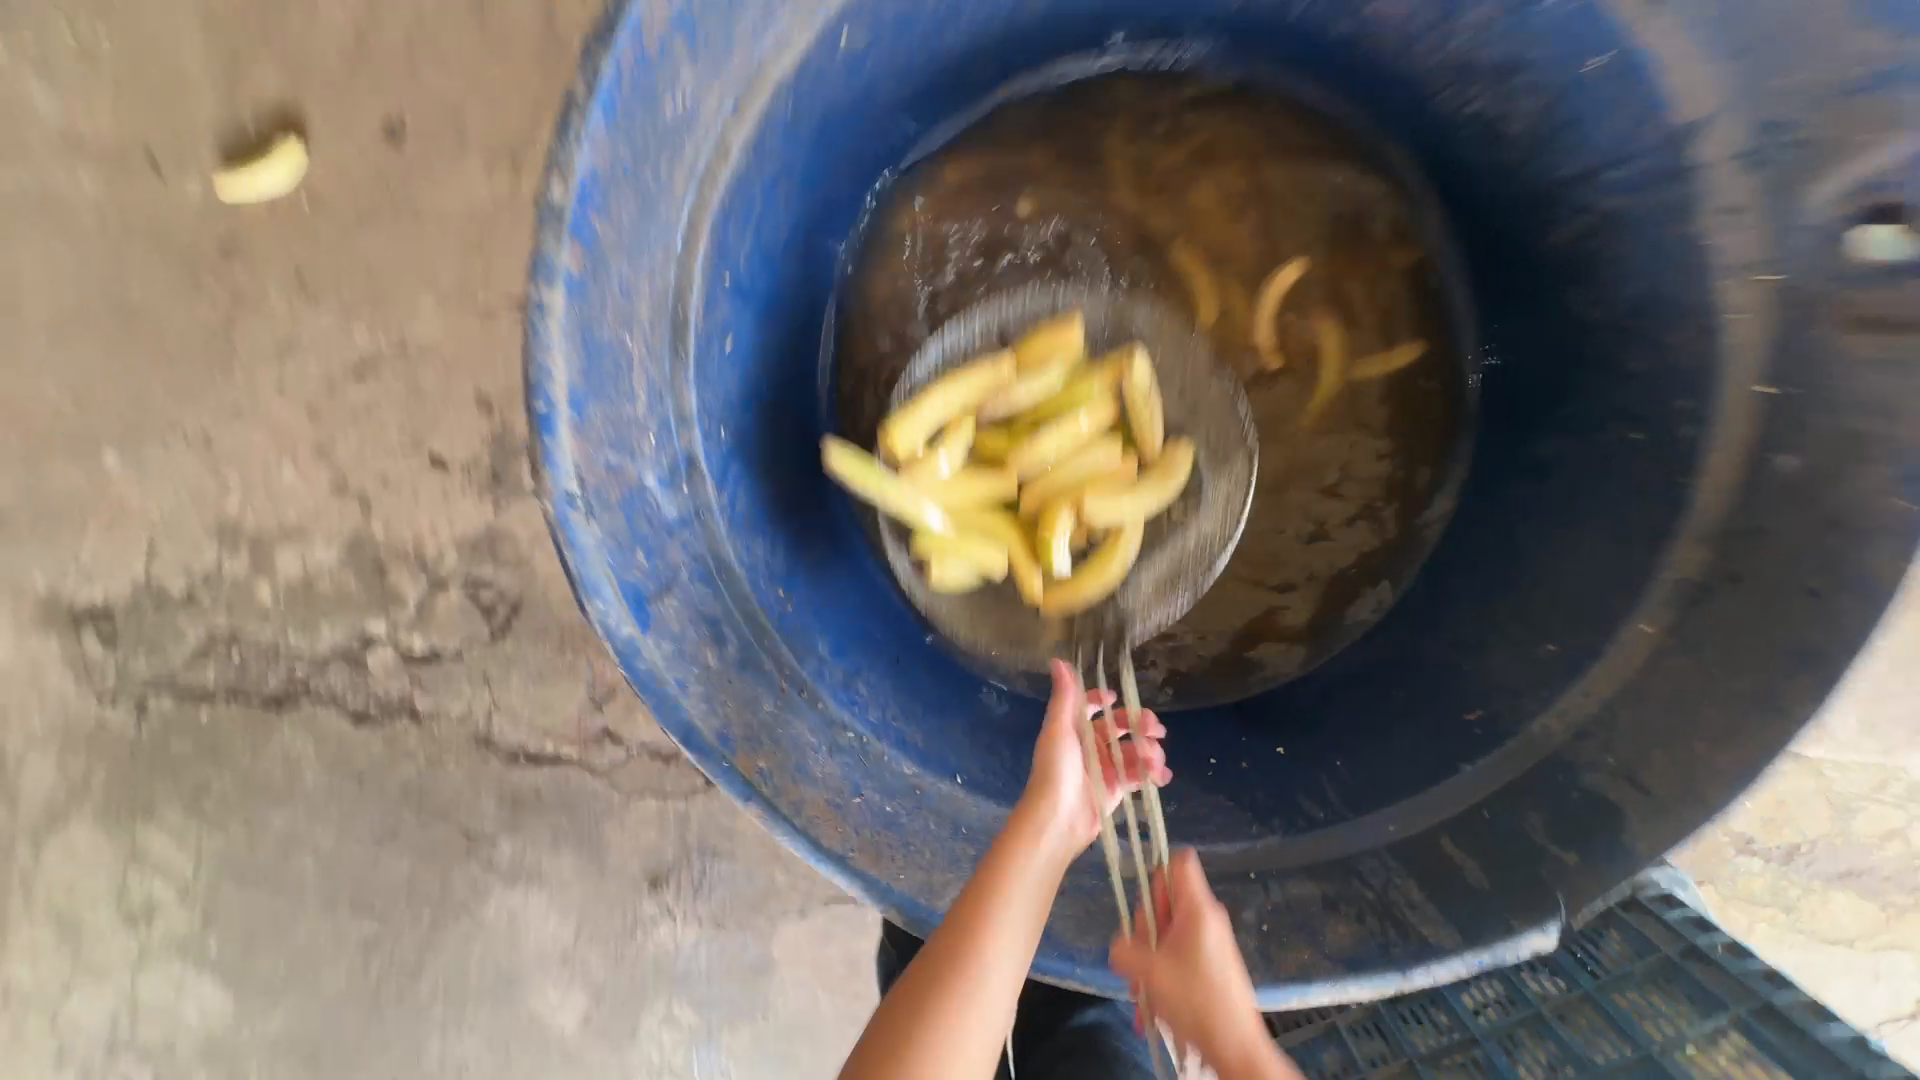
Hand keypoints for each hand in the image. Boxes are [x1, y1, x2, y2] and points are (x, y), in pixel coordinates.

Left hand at [1018, 658, 1169, 857]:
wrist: (1057, 817)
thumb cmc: (1055, 769)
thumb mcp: (1058, 729)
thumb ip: (1064, 696)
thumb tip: (1057, 661)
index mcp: (1074, 728)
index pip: (1091, 706)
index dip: (1103, 700)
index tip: (1116, 698)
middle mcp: (1090, 745)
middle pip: (1120, 727)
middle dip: (1140, 724)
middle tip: (1155, 729)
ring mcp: (1105, 768)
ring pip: (1134, 751)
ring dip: (1149, 751)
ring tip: (1155, 760)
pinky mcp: (1116, 790)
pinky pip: (1138, 776)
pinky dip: (1153, 774)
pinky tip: (1162, 776)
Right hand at [1110, 849, 1298, 1079]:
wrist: (1237, 1049)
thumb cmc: (1196, 1000)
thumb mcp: (1149, 971)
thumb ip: (1124, 949)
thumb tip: (1121, 946)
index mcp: (1197, 907)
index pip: (1178, 862)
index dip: (1156, 873)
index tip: (1144, 904)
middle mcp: (1206, 918)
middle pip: (1164, 902)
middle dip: (1144, 931)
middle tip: (1141, 959)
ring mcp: (1209, 943)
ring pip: (1166, 934)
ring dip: (1148, 961)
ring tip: (1142, 994)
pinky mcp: (1210, 966)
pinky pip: (1177, 957)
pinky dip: (1161, 976)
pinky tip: (1152, 1008)